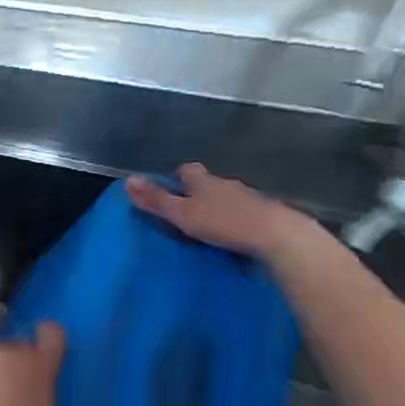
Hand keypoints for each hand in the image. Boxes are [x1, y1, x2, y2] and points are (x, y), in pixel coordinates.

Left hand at [0, 322, 127, 405]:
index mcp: (37, 366)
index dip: (55, 342)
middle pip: (26, 348)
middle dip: (29, 366)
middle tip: (29, 399)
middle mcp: (10, 351)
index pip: (53, 333)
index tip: (55, 363)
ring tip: (2, 403)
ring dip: (4, 370)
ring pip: (1, 354)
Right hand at [125, 163, 312, 259]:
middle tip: (187, 210)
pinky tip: (234, 233)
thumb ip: (156, 200)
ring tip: (209, 224)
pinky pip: (246, 212)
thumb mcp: (182, 214)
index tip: (170, 188)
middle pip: (209, 182)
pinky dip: (237, 218)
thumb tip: (128, 180)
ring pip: (228, 197)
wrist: (276, 235)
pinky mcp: (267, 214)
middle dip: (198, 192)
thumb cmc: (223, 222)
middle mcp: (227, 184)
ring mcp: (250, 198)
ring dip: (219, 206)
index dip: (177, 177)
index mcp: (204, 181)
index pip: (187, 170)